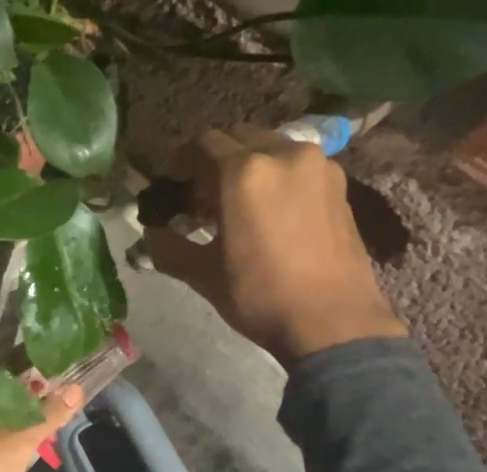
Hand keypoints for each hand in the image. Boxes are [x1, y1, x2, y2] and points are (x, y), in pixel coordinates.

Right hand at [145, 127, 407, 365]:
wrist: (330, 317)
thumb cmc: (258, 295)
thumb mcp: (201, 273)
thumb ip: (167, 246)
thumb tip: (150, 233)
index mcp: (245, 172)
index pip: (201, 144)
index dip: (177, 163)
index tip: (167, 188)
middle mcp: (284, 154)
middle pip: (237, 138)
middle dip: (211, 162)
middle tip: (195, 198)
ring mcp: (317, 165)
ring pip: (268, 148)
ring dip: (243, 167)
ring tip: (228, 207)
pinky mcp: (336, 182)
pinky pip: (293, 164)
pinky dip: (271, 176)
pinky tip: (261, 213)